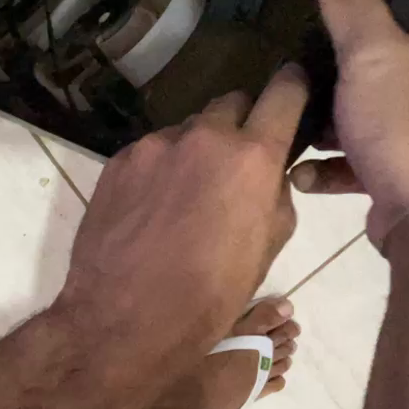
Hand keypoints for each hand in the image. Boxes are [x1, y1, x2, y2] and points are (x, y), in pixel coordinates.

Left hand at [55, 68, 302, 399]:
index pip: (284, 93)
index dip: (293, 89)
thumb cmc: (206, 298)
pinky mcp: (115, 164)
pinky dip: (156, 170)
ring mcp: (151, 148)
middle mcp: (200, 139)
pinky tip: (149, 209)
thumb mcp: (266, 249)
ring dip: (192, 152)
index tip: (294, 90)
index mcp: (250, 157)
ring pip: (184, 132)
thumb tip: (267, 174)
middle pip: (230, 105)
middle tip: (232, 164)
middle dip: (238, 126)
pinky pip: (147, 154)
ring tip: (182, 198)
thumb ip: (274, 195)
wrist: (123, 320)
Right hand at [291, 0, 408, 245]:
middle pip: (369, 80)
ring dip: (322, 136)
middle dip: (325, 93)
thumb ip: (353, 1)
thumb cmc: (408, 131)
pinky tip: (304, 180)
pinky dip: (331, 171)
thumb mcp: (371, 57)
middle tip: (287, 102)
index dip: (341, 38)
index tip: (301, 53)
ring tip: (287, 144)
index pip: (385, 28)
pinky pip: (361, 167)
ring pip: (362, 126)